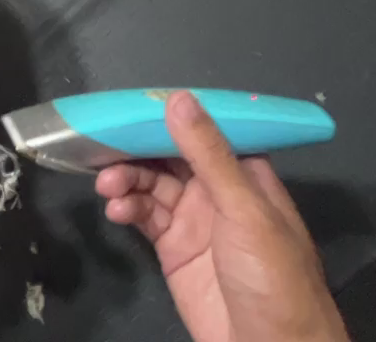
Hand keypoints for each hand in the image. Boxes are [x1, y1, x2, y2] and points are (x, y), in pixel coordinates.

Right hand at [95, 91, 348, 341]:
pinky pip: (141, 213)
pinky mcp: (171, 245)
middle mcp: (215, 190)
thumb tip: (178, 97)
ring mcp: (192, 218)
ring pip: (149, 181)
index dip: (167, 114)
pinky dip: (125, 207)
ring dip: (125, 178)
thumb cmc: (272, 278)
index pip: (202, 130)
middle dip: (134, 147)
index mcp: (243, 175)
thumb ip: (209, 154)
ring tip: (108, 187)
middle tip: (103, 144)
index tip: (130, 102)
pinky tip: (117, 211)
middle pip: (166, 153)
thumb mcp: (245, 211)